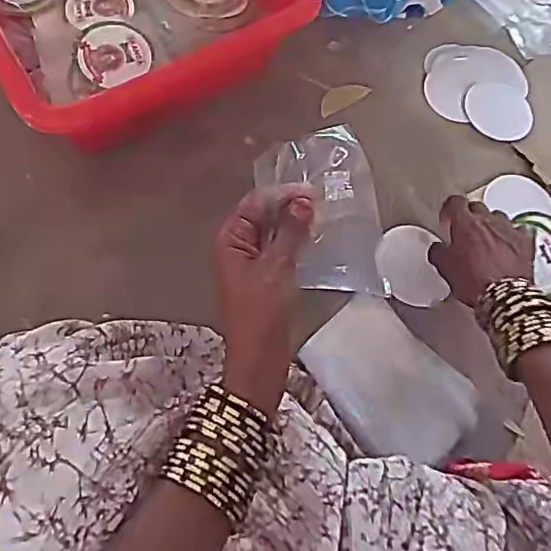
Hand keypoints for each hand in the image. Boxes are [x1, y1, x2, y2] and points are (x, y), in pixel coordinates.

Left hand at [214, 185, 315, 411]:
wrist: (260, 358)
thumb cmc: (262, 312)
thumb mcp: (277, 267)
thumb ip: (290, 231)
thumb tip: (304, 201)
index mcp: (229, 240)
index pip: (255, 203)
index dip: (282, 195)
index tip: (311, 192)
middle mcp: (236, 247)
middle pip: (262, 215)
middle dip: (288, 206)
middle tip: (320, 201)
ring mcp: (250, 262)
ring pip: (272, 231)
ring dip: (293, 223)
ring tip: (320, 216)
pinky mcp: (265, 276)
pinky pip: (279, 248)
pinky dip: (294, 240)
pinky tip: (312, 238)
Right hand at [428, 195, 533, 307]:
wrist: (505, 296)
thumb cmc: (476, 281)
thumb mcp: (445, 268)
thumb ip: (439, 252)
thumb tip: (438, 249)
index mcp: (465, 223)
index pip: (455, 202)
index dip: (450, 209)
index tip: (448, 218)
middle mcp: (488, 221)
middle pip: (477, 207)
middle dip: (470, 216)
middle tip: (466, 231)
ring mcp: (509, 229)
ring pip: (498, 217)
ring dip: (491, 225)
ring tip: (487, 240)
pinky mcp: (526, 241)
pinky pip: (518, 230)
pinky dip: (512, 236)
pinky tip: (508, 246)